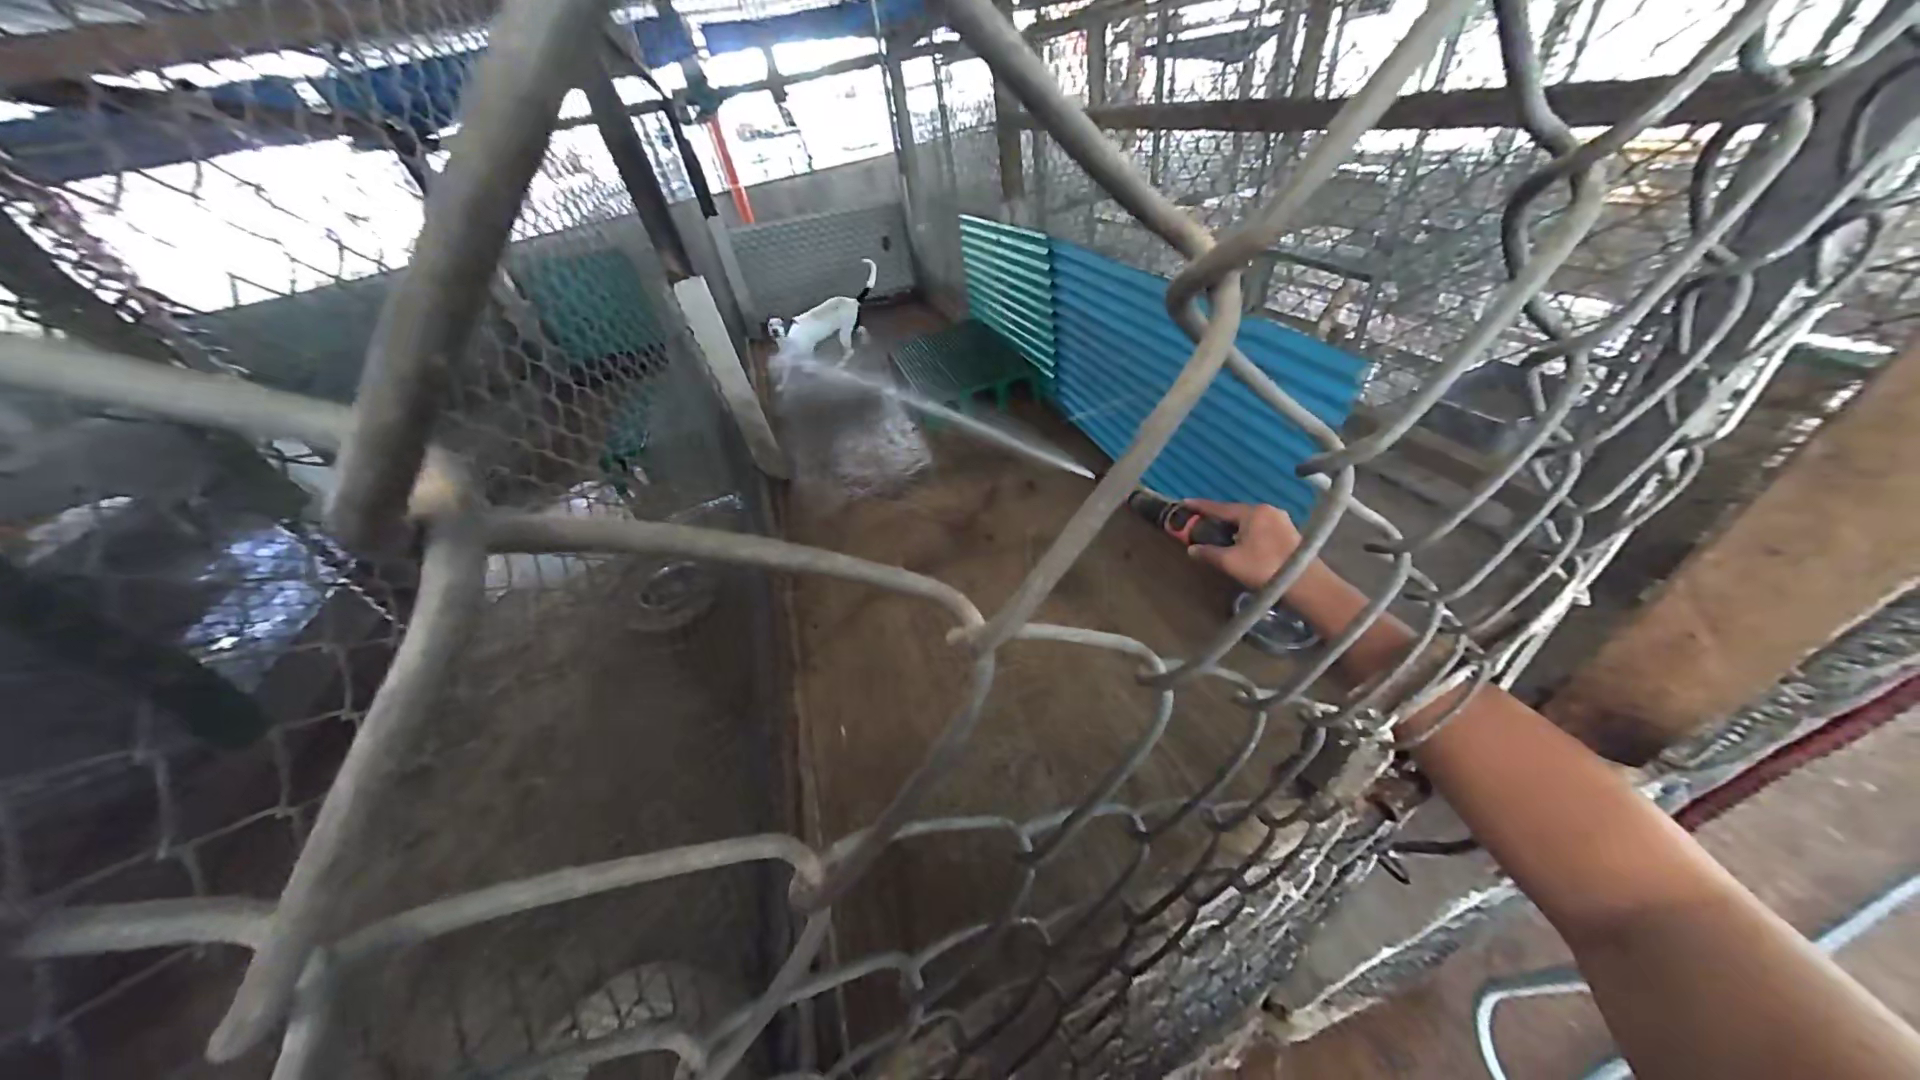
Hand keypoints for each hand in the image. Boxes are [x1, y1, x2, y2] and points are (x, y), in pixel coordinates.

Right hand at [1176, 498, 1302, 590]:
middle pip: (1236, 513)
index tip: (1184, 503)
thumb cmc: (1264, 568)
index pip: (1220, 507)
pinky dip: (1247, 533)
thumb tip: (1192, 549)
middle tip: (1200, 523)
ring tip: (1219, 535)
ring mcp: (1282, 520)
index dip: (1200, 506)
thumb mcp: (1230, 562)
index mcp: (1253, 512)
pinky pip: (1261, 528)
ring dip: (1233, 527)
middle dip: (1218, 518)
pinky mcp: (1289, 533)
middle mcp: (1268, 510)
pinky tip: (1240, 543)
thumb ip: (1209, 553)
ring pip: (1249, 521)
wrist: (1305, 584)